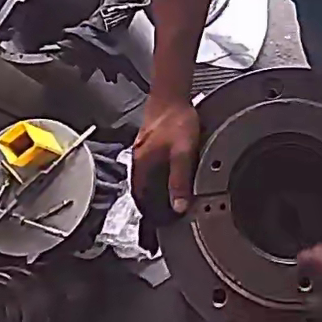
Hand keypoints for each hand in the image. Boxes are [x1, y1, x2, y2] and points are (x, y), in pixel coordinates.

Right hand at [132, 95, 200, 215]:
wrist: (172, 95)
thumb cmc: (176, 119)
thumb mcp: (182, 152)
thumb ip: (180, 179)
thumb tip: (179, 206)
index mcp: (143, 165)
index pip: (141, 198)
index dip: (150, 214)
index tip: (158, 226)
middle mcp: (139, 159)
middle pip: (142, 190)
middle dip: (150, 206)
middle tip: (161, 219)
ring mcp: (143, 150)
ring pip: (146, 179)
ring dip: (154, 192)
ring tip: (164, 204)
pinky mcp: (150, 142)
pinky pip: (151, 167)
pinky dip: (157, 178)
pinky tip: (166, 177)